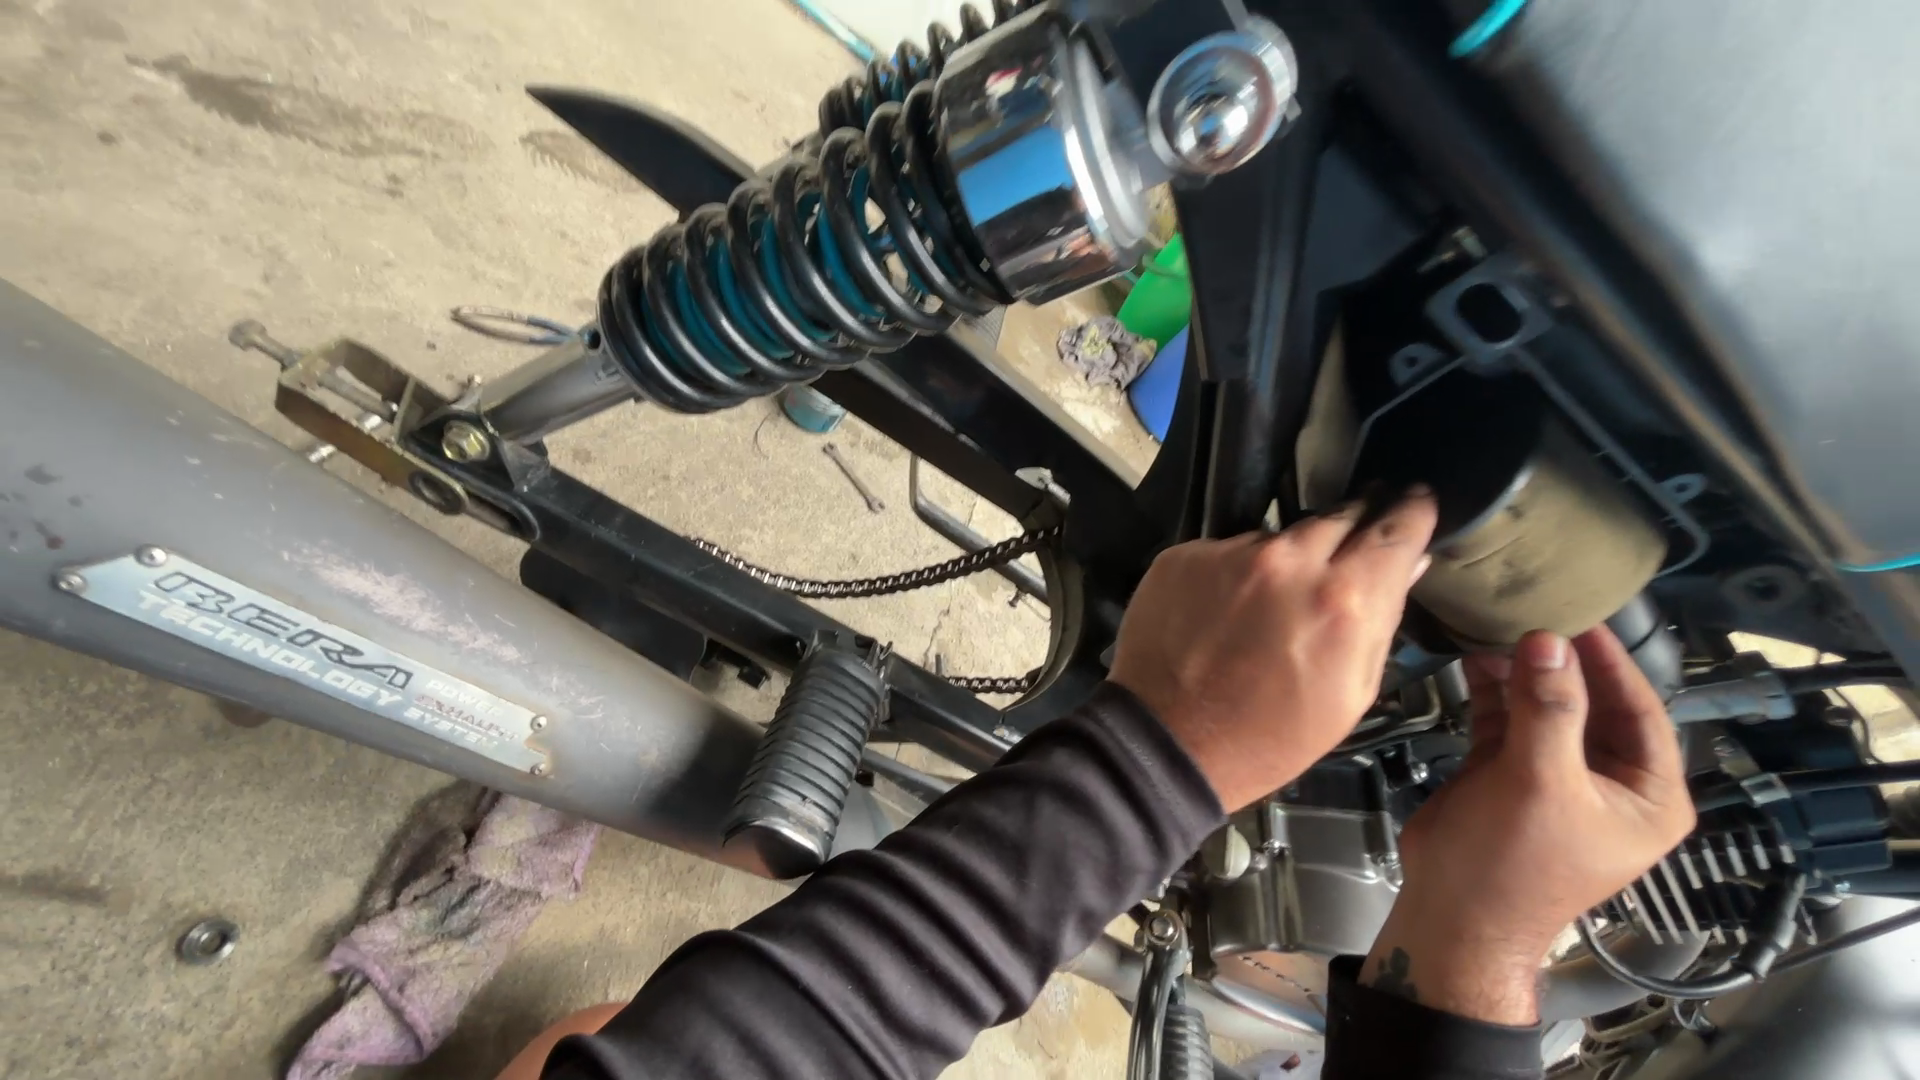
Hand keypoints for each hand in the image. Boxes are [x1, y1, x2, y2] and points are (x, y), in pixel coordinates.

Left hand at [1109, 492, 1436, 810]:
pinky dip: (1232, 571)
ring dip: (1283, 559)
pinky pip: (1225, 550)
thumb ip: (1381, 619)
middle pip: (1336, 518)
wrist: (1167, 740)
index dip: (1410, 512)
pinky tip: (1223, 611)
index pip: (1394, 529)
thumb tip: (1408, 562)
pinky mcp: (1182, 556)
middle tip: (1338, 562)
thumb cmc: (1267, 735)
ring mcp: (1228, 555)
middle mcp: (1286, 563)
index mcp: (1342, 601)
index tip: (1415, 500)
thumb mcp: (1350, 695)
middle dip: (1348, 531)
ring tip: (1266, 608)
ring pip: (1276, 536)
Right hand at [1364, 628, 1695, 1024]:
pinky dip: (1490, 691)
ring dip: (1519, 673)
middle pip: (1587, 704)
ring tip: (1492, 630)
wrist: (1454, 909)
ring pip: (1542, 708)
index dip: (1610, 663)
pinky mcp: (1503, 772)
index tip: (1577, 614)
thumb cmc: (1515, 858)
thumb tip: (1547, 639)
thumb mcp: (1541, 782)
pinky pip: (1505, 720)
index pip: (1639, 710)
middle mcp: (1604, 778)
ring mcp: (1550, 774)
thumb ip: (1548, 710)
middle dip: (1556, 663)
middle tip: (1526, 614)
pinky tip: (1473, 660)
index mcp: (1645, 792)